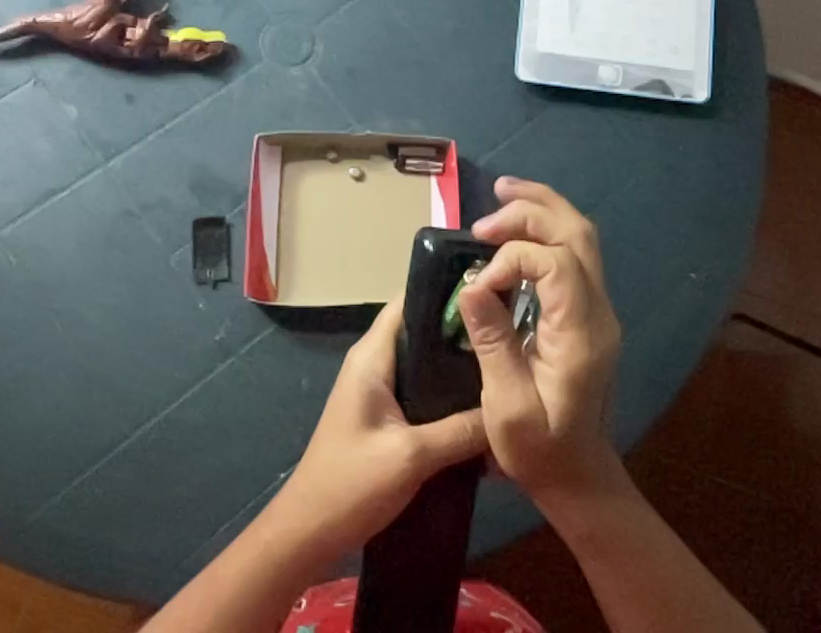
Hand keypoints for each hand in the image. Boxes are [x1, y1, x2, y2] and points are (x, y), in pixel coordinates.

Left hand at [275, 297, 488, 555]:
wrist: (309, 532)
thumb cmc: (351, 484)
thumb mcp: (412, 456)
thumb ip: (462, 430)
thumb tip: (508, 408)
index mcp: (371, 357)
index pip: (408, 302)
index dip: (446, 293)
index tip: (492, 289)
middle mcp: (374, 363)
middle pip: (421, 329)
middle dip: (460, 328)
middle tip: (511, 329)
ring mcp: (378, 389)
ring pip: (424, 361)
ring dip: (456, 361)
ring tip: (503, 360)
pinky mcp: (386, 414)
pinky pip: (423, 388)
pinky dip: (448, 389)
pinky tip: (481, 400)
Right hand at [460, 176, 623, 501]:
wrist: (580, 477)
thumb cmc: (541, 451)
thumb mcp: (507, 407)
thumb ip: (493, 343)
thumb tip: (471, 286)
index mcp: (582, 333)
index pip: (555, 263)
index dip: (511, 259)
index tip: (476, 287)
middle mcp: (598, 311)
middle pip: (576, 234)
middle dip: (530, 212)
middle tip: (482, 219)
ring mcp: (597, 310)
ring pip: (581, 237)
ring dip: (542, 209)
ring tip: (502, 194)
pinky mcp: (587, 313)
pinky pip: (573, 255)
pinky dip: (545, 230)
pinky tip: (515, 229)